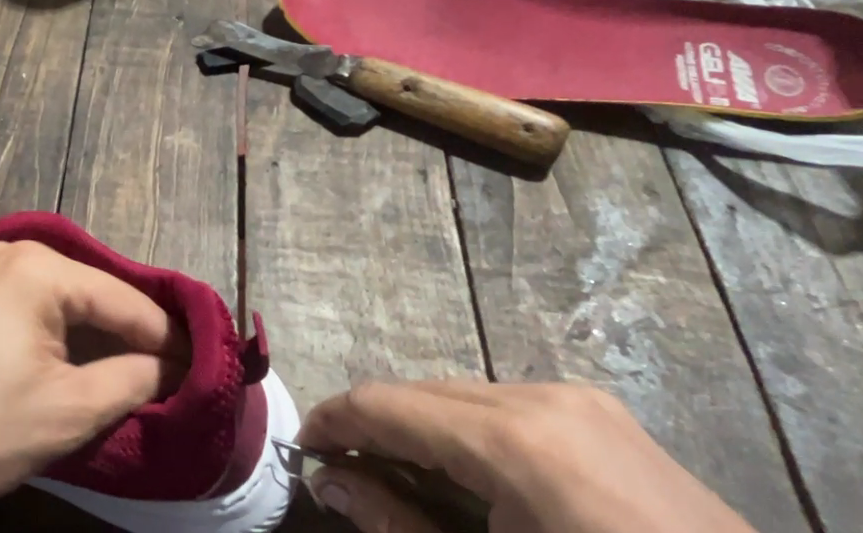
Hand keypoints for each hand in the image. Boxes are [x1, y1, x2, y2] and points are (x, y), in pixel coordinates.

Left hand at [0, 241, 180, 531]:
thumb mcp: (68, 410)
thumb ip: (131, 380)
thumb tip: (170, 367)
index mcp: (40, 267)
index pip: (128, 302)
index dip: (169, 343)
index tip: (202, 375)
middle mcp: (11, 252)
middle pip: (94, 293)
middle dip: (130, 337)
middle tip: (166, 380)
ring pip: (61, 300)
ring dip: (93, 337)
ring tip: (127, 380)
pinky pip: (28, 305)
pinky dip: (57, 334)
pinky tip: (71, 367)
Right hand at [299, 380, 757, 532]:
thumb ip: (400, 525)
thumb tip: (331, 482)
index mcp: (512, 438)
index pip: (384, 402)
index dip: (331, 420)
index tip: (302, 451)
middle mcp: (541, 397)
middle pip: (420, 392)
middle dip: (376, 428)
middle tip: (352, 476)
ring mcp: (581, 400)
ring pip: (461, 395)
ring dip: (423, 429)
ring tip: (412, 480)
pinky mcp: (607, 414)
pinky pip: (508, 407)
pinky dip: (471, 432)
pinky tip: (475, 477)